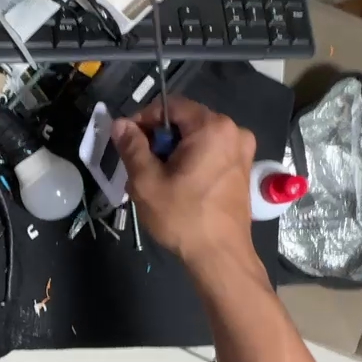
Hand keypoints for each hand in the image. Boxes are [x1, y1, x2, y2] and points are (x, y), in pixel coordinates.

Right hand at [112, 98, 258, 273]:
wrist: (219, 254)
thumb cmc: (182, 216)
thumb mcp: (146, 181)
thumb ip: (132, 147)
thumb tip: (119, 124)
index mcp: (212, 127)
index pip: (171, 106)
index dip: (144, 119)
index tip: (126, 140)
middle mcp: (233, 131)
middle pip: (185, 122)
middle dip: (158, 139)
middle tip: (137, 164)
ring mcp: (241, 151)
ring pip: (197, 139)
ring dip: (172, 152)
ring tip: (154, 179)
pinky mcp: (242, 169)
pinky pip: (209, 153)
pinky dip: (190, 162)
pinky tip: (176, 185)